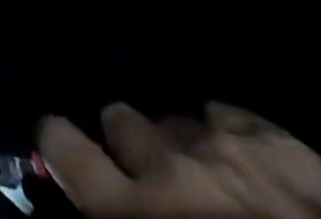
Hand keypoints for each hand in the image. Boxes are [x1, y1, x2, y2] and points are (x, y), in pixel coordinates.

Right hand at [38, 102, 320, 217]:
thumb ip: (125, 215)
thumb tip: (103, 200)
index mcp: (136, 210)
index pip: (69, 154)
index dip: (56, 138)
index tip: (54, 133)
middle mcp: (167, 163)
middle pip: (120, 119)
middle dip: (126, 140)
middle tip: (146, 166)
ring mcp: (219, 140)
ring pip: (173, 117)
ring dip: (178, 141)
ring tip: (203, 168)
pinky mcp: (266, 130)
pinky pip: (223, 112)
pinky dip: (224, 133)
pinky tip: (241, 157)